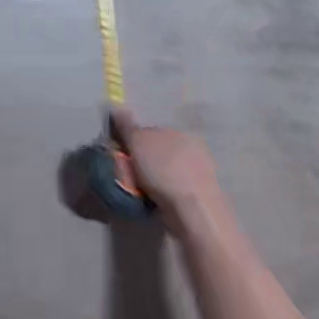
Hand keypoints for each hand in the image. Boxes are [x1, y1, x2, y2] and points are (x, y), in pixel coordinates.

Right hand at [112, 107, 222, 223]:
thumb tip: (117, 107)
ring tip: (138, 187)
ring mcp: (201, 172)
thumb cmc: (163, 169)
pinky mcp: (202, 195)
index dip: (134, 140)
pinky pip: (173, 187)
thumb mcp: (137, 142)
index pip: (150, 131)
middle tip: (128, 170)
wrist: (194, 210)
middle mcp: (193, 148)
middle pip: (159, 150)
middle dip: (145, 158)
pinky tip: (154, 198)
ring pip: (166, 169)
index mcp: (179, 131)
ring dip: (153, 176)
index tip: (123, 152)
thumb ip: (126, 125)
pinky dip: (163, 191)